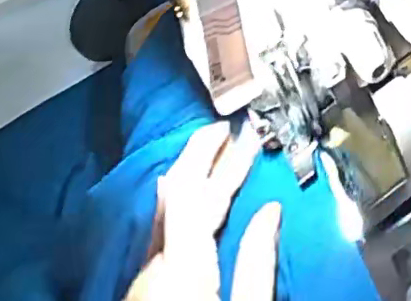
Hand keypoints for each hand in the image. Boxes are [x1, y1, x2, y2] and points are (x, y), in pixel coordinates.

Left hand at [124, 121, 282, 300]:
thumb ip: (256, 265)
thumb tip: (270, 210)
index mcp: (181, 269)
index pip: (191, 193)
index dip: (210, 154)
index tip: (234, 127)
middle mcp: (153, 268)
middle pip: (174, 195)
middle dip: (199, 156)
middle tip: (226, 127)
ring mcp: (141, 283)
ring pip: (167, 213)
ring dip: (194, 179)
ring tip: (219, 157)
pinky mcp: (140, 296)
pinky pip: (164, 233)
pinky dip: (185, 205)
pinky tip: (195, 202)